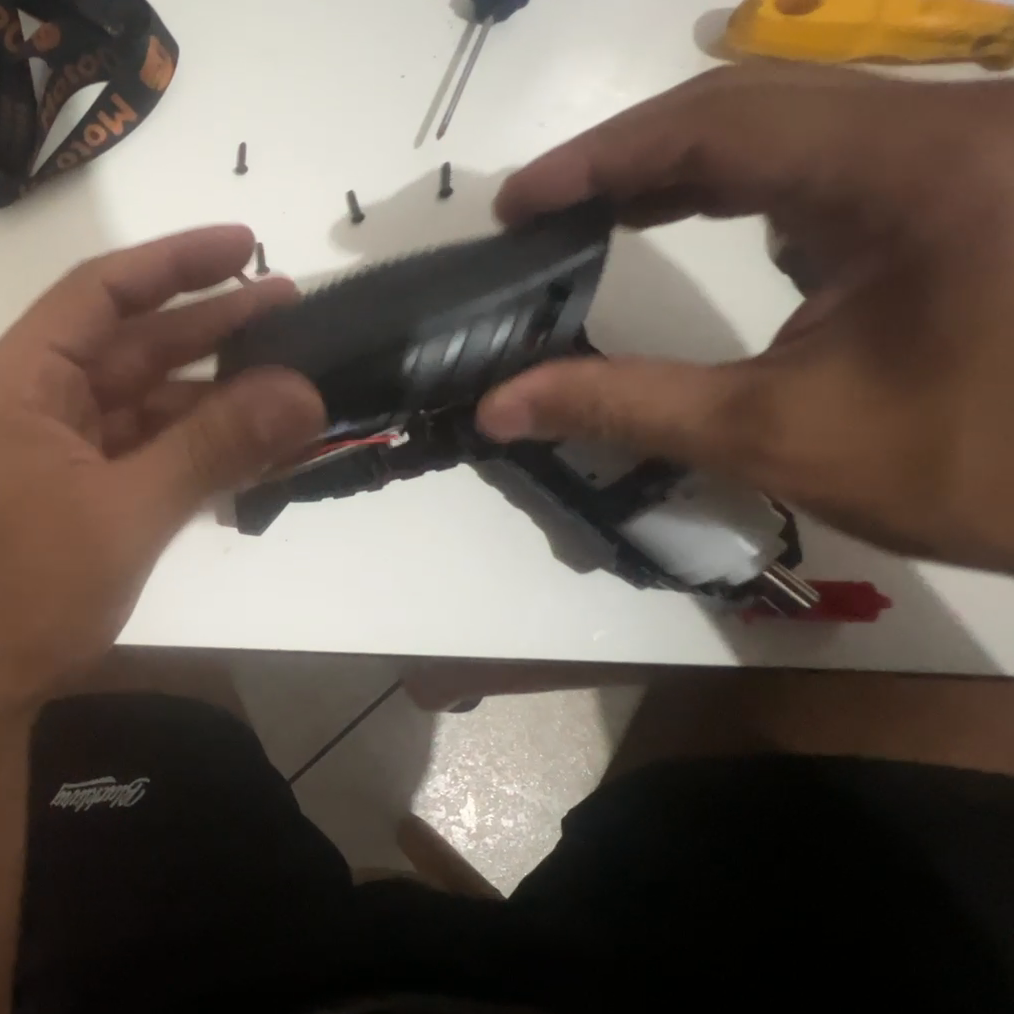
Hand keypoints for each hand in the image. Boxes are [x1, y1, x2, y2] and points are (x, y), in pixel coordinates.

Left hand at [0, 226, 323, 704]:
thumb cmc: (34, 589)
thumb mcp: (129, 511)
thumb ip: (215, 446)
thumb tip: (304, 393)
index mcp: (19, 384)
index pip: (98, 294)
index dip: (174, 264)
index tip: (245, 245)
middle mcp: (31, 404)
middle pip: (127, 345)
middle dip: (207, 329)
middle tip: (290, 307)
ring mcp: (53, 451)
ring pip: (141, 402)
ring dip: (210, 396)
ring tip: (291, 381)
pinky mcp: (73, 493)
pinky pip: (139, 451)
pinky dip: (190, 448)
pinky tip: (253, 443)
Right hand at [477, 65, 1013, 571]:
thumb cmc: (990, 463)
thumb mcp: (777, 436)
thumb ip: (622, 405)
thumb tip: (495, 408)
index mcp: (925, 170)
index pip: (719, 127)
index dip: (598, 161)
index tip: (514, 206)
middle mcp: (969, 124)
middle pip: (754, 104)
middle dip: (630, 158)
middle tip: (541, 212)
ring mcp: (990, 143)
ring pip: (802, 119)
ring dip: (688, 165)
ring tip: (599, 215)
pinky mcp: (994, 174)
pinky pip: (849, 147)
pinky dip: (755, 180)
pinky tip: (710, 219)